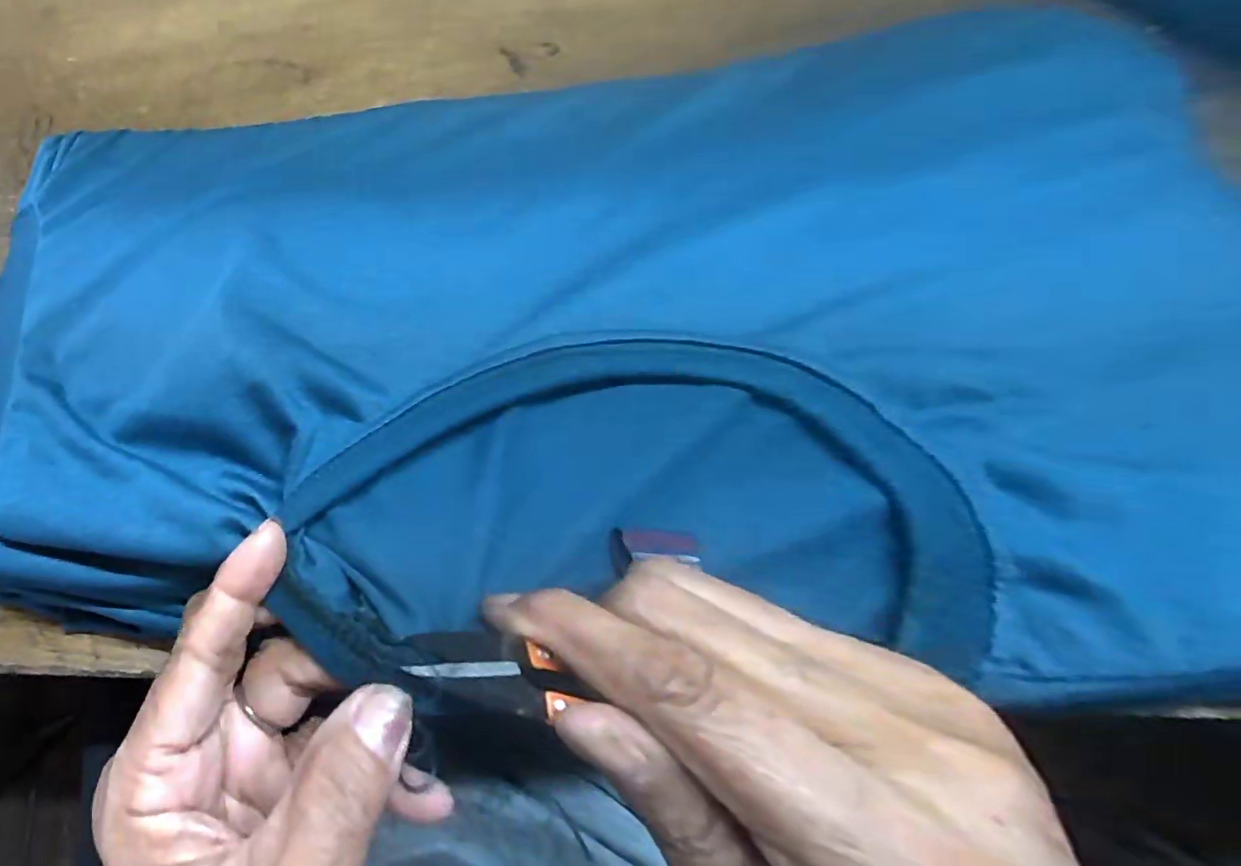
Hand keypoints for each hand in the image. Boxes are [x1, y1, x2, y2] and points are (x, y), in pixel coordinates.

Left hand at [94, 521, 452, 865]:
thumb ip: (333, 799)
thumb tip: (390, 702)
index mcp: (156, 770)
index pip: (197, 654)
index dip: (234, 588)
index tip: (272, 533)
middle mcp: (197, 759)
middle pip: (263, 672)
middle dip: (326, 660)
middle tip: (385, 652)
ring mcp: (244, 782)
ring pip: (308, 712)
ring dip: (367, 717)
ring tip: (421, 731)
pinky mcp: (285, 809)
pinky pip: (334, 765)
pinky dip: (379, 773)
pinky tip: (430, 799)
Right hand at [484, 560, 1076, 865]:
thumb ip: (669, 806)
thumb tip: (569, 709)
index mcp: (881, 832)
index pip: (690, 689)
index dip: (582, 636)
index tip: (503, 611)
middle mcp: (903, 730)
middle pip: (685, 612)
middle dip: (595, 620)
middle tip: (554, 657)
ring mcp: (916, 686)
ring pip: (706, 588)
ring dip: (633, 614)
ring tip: (614, 658)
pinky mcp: (908, 664)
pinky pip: (751, 605)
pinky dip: (691, 625)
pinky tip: (690, 668)